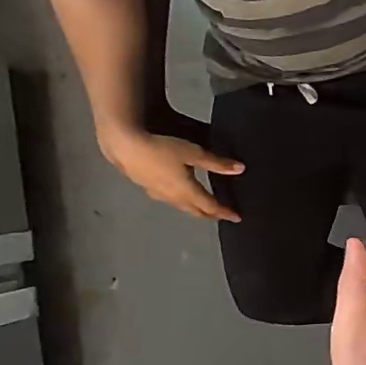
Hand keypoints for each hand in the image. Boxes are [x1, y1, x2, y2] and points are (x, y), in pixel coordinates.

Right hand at [98, 125, 243, 222]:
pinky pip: (168, 199)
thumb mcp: (194, 153)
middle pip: (193, 210)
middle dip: (209, 214)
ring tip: (202, 208)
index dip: (224, 212)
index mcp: (185, 190)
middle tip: (221, 216)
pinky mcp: (145, 186)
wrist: (124, 147)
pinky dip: (180, 201)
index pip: (209, 206)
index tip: (236, 218)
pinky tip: (177, 195)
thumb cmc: (162, 149)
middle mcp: (171, 196)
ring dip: (194, 209)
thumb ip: (216, 163)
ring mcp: (156, 193)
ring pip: (180, 206)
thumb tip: (241, 169)